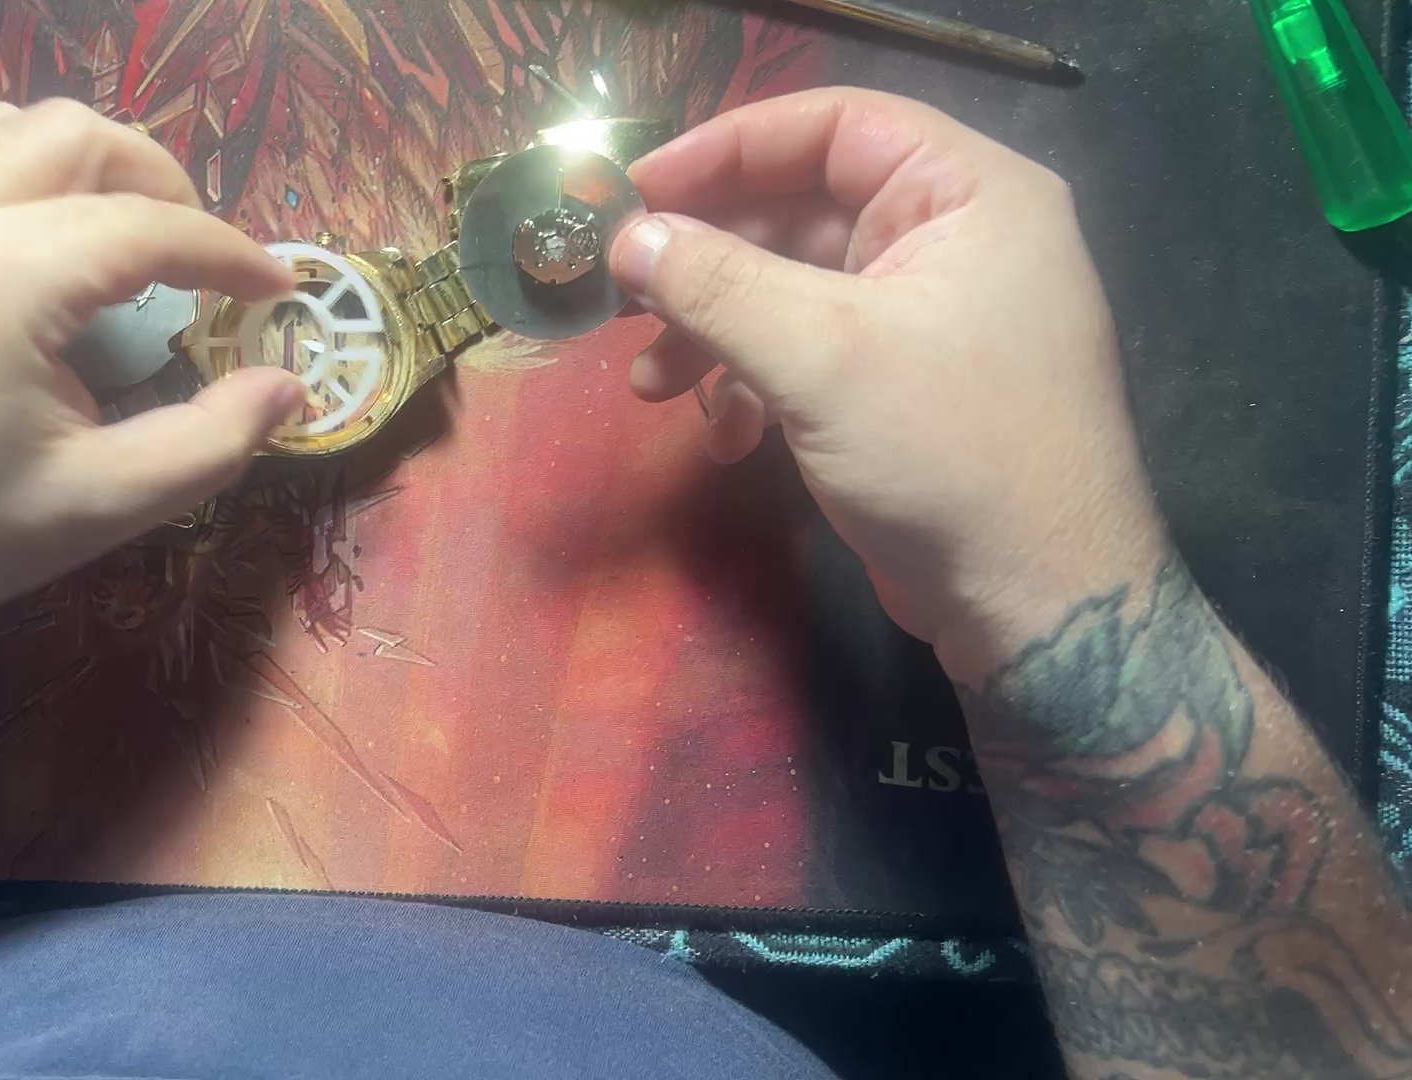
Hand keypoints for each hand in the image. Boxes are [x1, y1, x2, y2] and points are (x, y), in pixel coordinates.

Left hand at [0, 99, 299, 665]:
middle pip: (79, 134)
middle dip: (166, 187)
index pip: (149, 226)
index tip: (279, 287)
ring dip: (93, 172)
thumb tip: (289, 389)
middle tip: (204, 263)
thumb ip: (213, 442)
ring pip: (6, 128)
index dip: (233, 253)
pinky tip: (40, 258)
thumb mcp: (102, 506)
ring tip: (129, 247)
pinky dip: (24, 181)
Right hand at [610, 88, 1167, 675]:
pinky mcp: (876, 385)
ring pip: (776, 296)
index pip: (829, 125)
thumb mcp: (820, 356)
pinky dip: (743, 390)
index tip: (632, 189)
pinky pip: (788, 359)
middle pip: (789, 215)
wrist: (1024, 598)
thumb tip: (626, 240)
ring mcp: (904, 319)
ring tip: (651, 387)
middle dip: (700, 266)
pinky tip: (723, 439)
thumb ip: (715, 286)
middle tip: (619, 298)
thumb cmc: (946, 452)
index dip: (723, 147)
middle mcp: (934, 243)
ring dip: (707, 338)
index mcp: (957, 196)